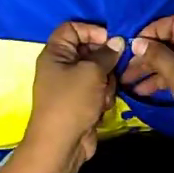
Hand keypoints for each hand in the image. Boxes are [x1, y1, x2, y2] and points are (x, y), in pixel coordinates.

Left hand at [25, 21, 121, 166]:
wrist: (62, 144)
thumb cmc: (72, 101)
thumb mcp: (91, 72)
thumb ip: (107, 54)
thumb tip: (118, 41)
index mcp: (55, 53)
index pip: (71, 28)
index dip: (91, 30)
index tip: (110, 40)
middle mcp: (61, 66)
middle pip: (89, 50)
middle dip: (105, 61)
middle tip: (111, 71)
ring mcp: (71, 85)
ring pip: (99, 71)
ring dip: (106, 82)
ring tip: (103, 95)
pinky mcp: (82, 101)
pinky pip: (99, 89)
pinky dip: (103, 97)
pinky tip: (101, 108)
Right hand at [120, 15, 173, 153]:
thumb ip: (157, 56)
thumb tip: (137, 42)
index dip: (151, 32)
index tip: (130, 47)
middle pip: (172, 42)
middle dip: (147, 54)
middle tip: (124, 68)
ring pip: (173, 60)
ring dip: (151, 70)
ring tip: (127, 83)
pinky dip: (162, 80)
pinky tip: (142, 91)